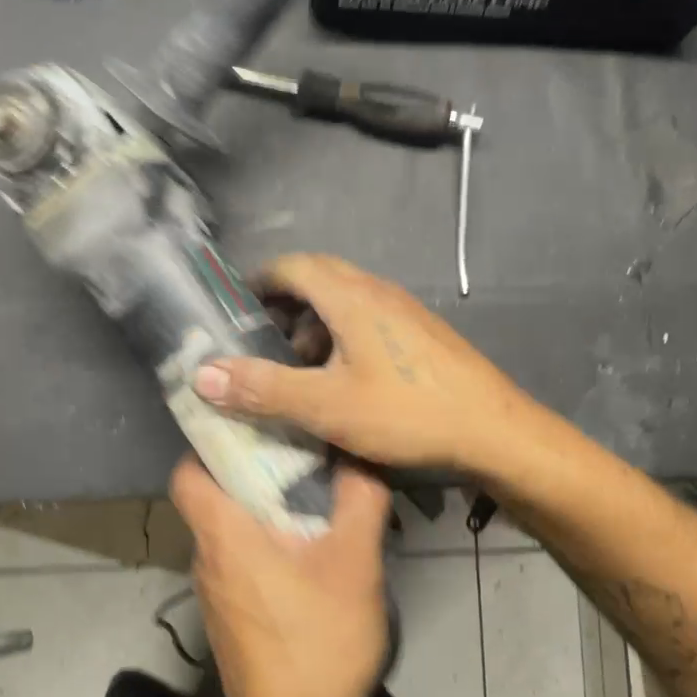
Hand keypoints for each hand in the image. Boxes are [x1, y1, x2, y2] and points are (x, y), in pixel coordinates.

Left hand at [171, 453, 390, 696]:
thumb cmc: (320, 640)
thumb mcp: (356, 561)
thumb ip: (360, 499)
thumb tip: (360, 452)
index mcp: (224, 535)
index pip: (188, 472)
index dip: (211, 442)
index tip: (253, 426)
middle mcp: (206, 559)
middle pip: (212, 497)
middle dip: (251, 471)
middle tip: (299, 455)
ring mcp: (214, 594)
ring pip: (228, 532)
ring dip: (261, 511)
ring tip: (311, 500)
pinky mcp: (229, 619)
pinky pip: (238, 563)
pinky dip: (263, 546)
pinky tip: (308, 554)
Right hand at [192, 253, 539, 471]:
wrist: (494, 431)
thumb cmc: (406, 413)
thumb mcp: (326, 406)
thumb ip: (264, 388)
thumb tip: (202, 374)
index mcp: (351, 296)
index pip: (292, 266)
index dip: (258, 281)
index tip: (234, 310)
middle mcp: (378, 291)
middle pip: (319, 278)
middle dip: (284, 303)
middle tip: (260, 342)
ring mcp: (405, 311)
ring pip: (346, 301)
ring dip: (314, 323)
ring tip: (298, 369)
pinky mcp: (421, 334)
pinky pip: (369, 319)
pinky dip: (343, 336)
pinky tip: (344, 381)